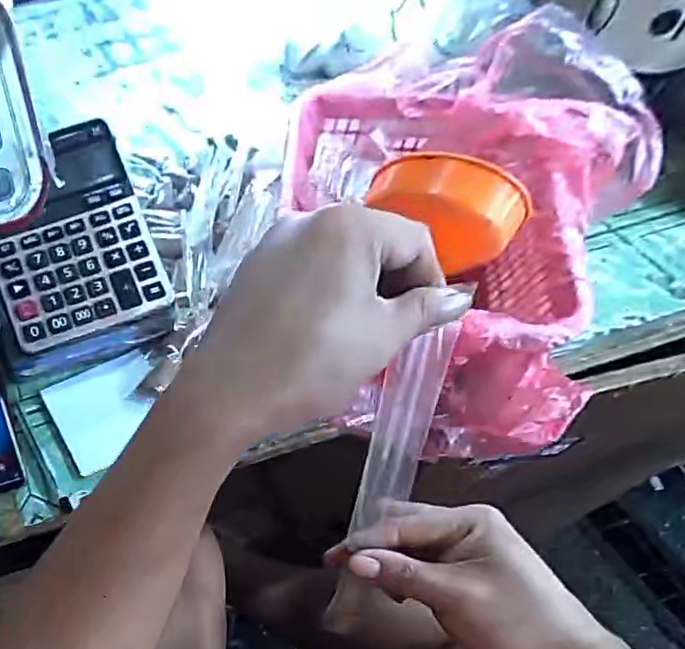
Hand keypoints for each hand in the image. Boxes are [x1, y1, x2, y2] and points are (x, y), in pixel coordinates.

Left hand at [168, 204, 472, 440]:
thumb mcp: (381, 338)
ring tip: (353, 337)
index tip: (428, 322)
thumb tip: (457, 298)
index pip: (414, 241)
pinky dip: (320, 294)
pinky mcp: (249, 270)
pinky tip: (314, 332)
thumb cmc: (312, 364)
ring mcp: (272, 243)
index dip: (432, 282)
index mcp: (348, 224)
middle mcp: (307, 219)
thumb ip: (424, 310)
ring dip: (356, 292)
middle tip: (392, 334)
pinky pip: (301, 272)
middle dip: (391, 286)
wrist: (227, 394)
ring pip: (335, 259)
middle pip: (372, 244)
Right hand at [327, 501, 616, 648]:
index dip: (365, 541)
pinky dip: (397, 571)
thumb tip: (354, 560)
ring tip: (368, 582)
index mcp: (469, 520)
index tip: (333, 559)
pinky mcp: (456, 567)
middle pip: (401, 524)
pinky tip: (394, 590)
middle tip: (343, 568)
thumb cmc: (516, 621)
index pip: (402, 524)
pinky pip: (415, 560)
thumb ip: (404, 575)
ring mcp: (461, 545)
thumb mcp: (456, 596)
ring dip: (383, 559)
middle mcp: (463, 525)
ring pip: (405, 542)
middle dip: (371, 544)